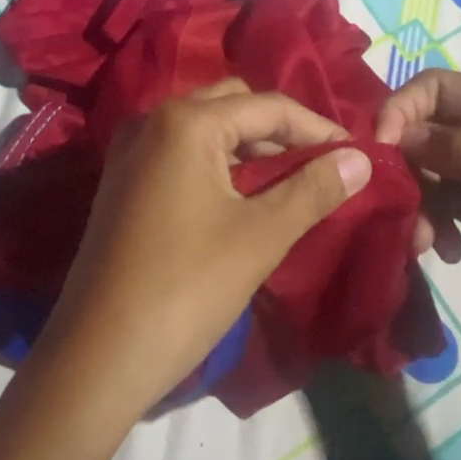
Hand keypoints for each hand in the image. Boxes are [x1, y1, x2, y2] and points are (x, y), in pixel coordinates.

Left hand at [38, 79, 372, 410]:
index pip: (267, 107)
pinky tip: (244, 197)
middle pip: (232, 106)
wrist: (99, 353)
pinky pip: (181, 153)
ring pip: (205, 129)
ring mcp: (131, 150)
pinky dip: (218, 164)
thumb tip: (360, 159)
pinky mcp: (123, 181)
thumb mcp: (260, 236)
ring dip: (250, 148)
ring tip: (293, 183)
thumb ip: (313, 189)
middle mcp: (152, 120)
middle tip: (323, 165)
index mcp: (185, 121)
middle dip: (280, 131)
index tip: (358, 155)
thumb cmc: (187, 288)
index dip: (317, 128)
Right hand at [378, 70, 460, 367]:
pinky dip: (435, 224)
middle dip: (404, 162)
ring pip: (433, 173)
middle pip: (429, 130)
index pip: (439, 89)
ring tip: (425, 243)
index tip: (378, 152)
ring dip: (417, 200)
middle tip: (396, 209)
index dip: (401, 109)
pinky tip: (444, 252)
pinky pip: (450, 209)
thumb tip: (401, 132)